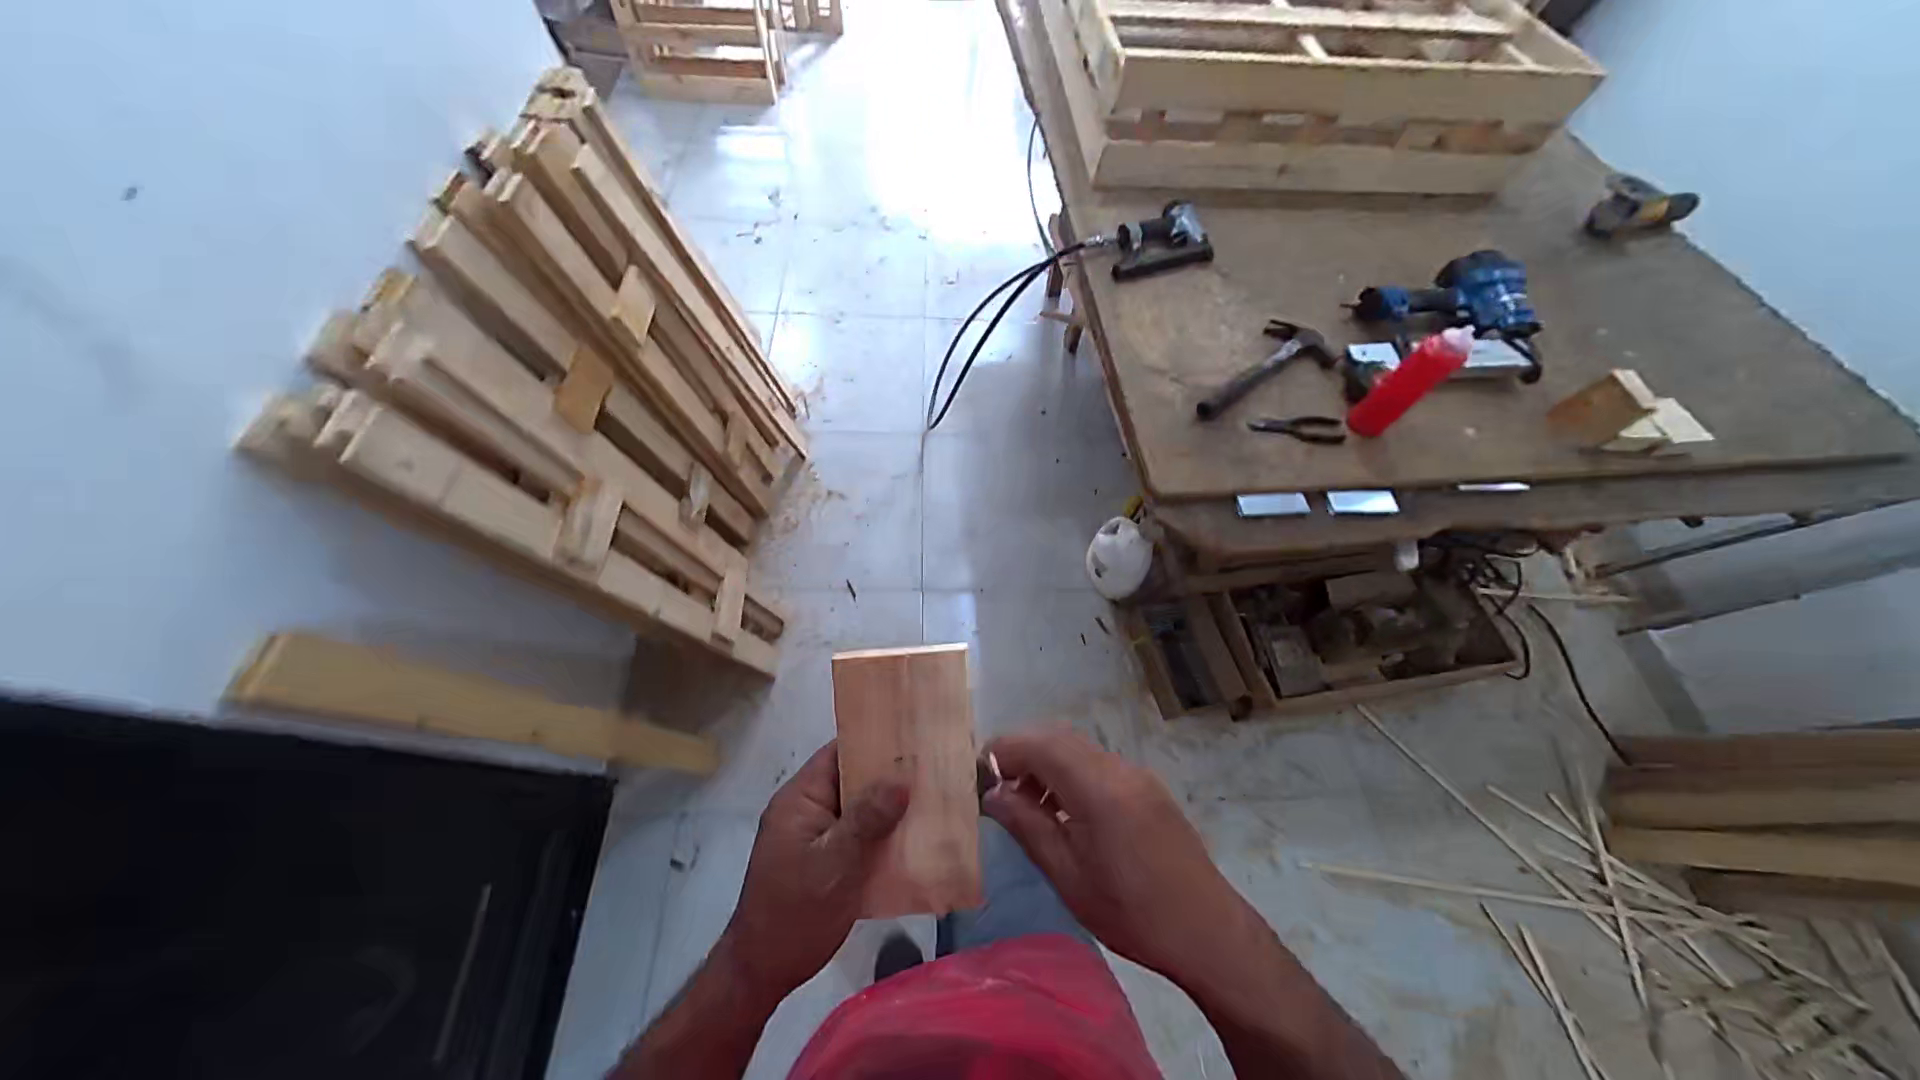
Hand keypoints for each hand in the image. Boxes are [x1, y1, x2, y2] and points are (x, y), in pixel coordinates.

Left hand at [721, 740, 909, 1000]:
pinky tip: (919, 835)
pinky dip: (885, 833)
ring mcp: (818, 835)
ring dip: (892, 805)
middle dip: (890, 773)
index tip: (913, 733)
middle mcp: (809, 809)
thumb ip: (867, 819)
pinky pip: (862, 834)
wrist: (764, 971)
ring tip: (936, 794)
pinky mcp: (830, 859)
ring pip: (861, 808)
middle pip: (853, 779)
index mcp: (801, 798)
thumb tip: (902, 777)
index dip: (873, 740)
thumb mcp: (834, 863)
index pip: (838, 753)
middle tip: (935, 764)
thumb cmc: (795, 912)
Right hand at [981, 732, 1267, 987]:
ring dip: (1045, 762)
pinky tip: (1062, 810)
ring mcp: (1137, 775)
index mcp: (1098, 786)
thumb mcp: (1067, 875)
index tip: (977, 775)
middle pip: (1058, 737)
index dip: (1003, 750)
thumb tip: (992, 793)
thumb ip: (1027, 825)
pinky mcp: (1147, 788)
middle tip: (996, 787)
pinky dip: (1070, 772)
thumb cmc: (1131, 911)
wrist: (1208, 932)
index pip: (1039, 743)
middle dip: (1021, 752)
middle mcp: (1119, 768)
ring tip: (1025, 803)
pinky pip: (1098, 764)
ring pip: (1078, 747)